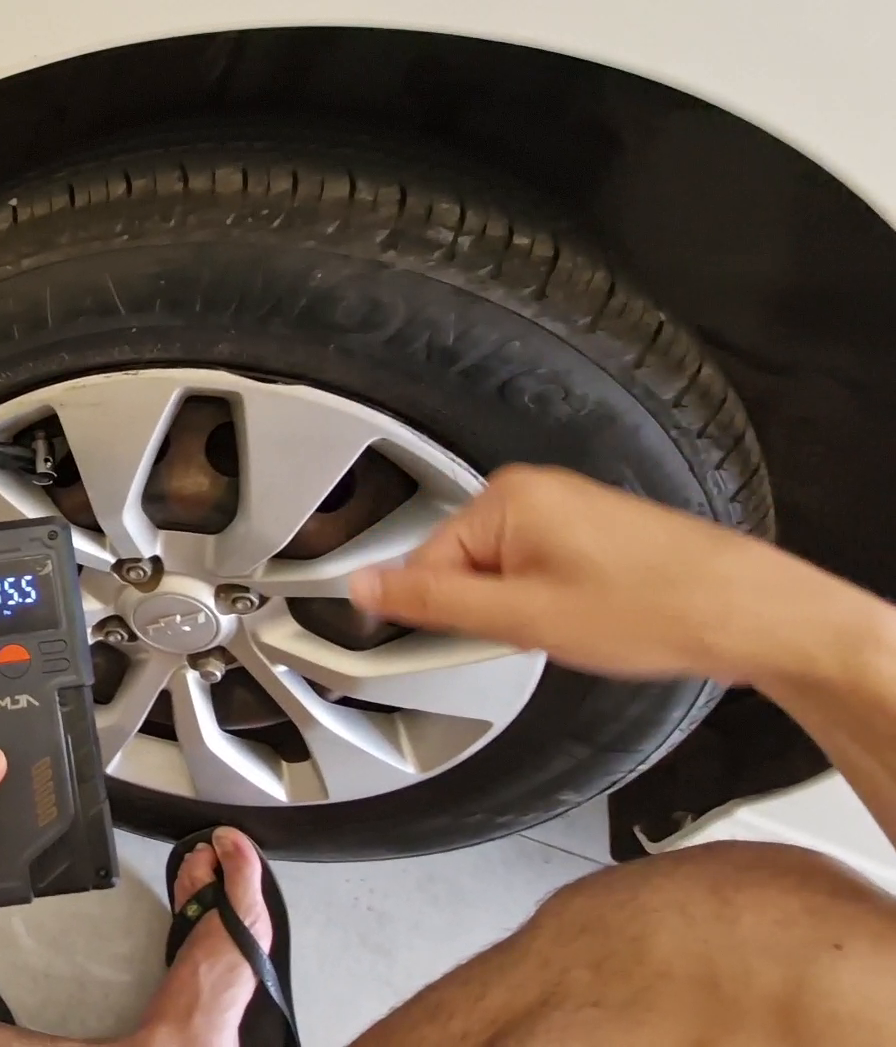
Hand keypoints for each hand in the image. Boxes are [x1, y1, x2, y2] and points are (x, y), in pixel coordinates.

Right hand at [347, 464, 850, 684]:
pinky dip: (544, 596)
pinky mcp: (587, 525)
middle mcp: (530, 490)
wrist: (766, 620)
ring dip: (517, 606)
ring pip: (495, 570)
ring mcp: (563, 505)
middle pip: (459, 564)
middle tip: (537, 629)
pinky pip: (530, 564)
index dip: (444, 609)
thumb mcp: (519, 618)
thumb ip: (428, 601)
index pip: (424, 561)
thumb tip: (360, 587)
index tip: (475, 636)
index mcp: (503, 498)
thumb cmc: (658, 610)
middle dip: (486, 607)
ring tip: (572, 623)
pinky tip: (585, 613)